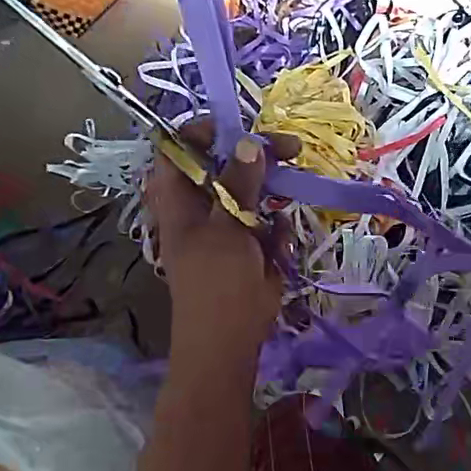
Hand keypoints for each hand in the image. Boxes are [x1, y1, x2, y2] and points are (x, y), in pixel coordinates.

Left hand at [144, 123, 299, 353]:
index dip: (205, 133)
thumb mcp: (226, 227)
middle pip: (226, 168)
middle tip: (291, 151)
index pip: (181, 149)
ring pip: (253, 197)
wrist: (228, 341)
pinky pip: (267, 226)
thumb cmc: (217, 282)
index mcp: (179, 199)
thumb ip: (239, 183)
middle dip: (257, 161)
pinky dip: (276, 234)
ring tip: (283, 213)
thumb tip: (250, 143)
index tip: (240, 129)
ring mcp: (228, 228)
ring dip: (271, 200)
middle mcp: (202, 208)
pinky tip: (277, 253)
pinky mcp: (250, 249)